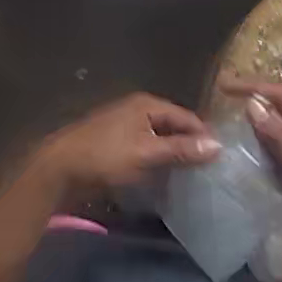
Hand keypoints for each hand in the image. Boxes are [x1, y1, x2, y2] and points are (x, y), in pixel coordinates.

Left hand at [35, 93, 219, 195]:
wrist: (59, 167)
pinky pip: (146, 148)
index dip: (204, 135)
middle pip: (174, 126)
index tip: (222, 157)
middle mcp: (138, 109)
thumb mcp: (146, 153)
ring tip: (192, 176)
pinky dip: (157, 160)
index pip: (187, 117)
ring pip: (160, 139)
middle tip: (210, 169)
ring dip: (173, 155)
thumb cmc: (105, 156)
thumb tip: (218, 145)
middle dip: (190, 145)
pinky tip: (165, 177)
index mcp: (147, 104)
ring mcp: (126, 126)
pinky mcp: (116, 144)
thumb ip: (181, 149)